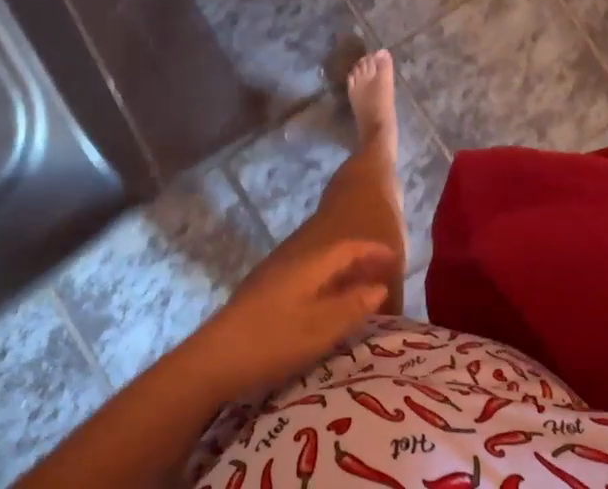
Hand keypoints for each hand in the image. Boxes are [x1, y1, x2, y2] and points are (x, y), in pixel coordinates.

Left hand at [192, 239, 395, 393]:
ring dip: (339, 275)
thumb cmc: (272, 341)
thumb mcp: (320, 328)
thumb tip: (379, 286)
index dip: (371, 250)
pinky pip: (303, 281)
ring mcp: (272, 279)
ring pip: (315, 269)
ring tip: (358, 291)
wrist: (214, 359)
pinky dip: (322, 287)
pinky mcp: (260, 297)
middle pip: (330, 254)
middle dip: (357, 261)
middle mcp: (290, 263)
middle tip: (381, 274)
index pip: (346, 248)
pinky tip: (322, 308)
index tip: (393, 256)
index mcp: (308, 265)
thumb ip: (352, 306)